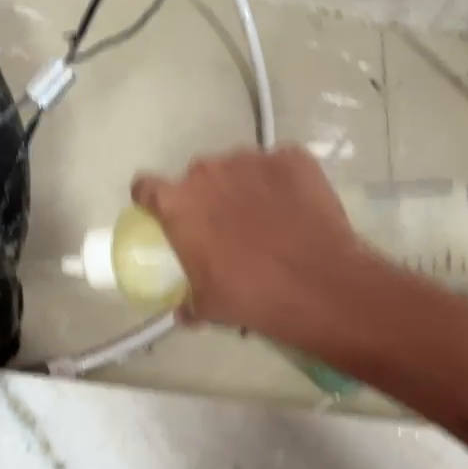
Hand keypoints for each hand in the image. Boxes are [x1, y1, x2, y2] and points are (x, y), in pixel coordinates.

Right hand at [132, 146, 370, 336]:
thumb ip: (189, 302)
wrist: (320, 285)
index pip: (146, 188)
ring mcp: (253, 160)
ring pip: (238, 169)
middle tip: (224, 227)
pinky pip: (278, 167)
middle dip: (206, 197)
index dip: (153, 201)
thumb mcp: (209, 307)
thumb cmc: (252, 296)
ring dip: (244, 188)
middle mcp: (209, 172)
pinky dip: (281, 184)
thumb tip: (184, 310)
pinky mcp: (293, 158)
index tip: (165, 216)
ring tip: (266, 220)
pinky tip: (295, 210)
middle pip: (198, 178)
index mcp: (179, 204)